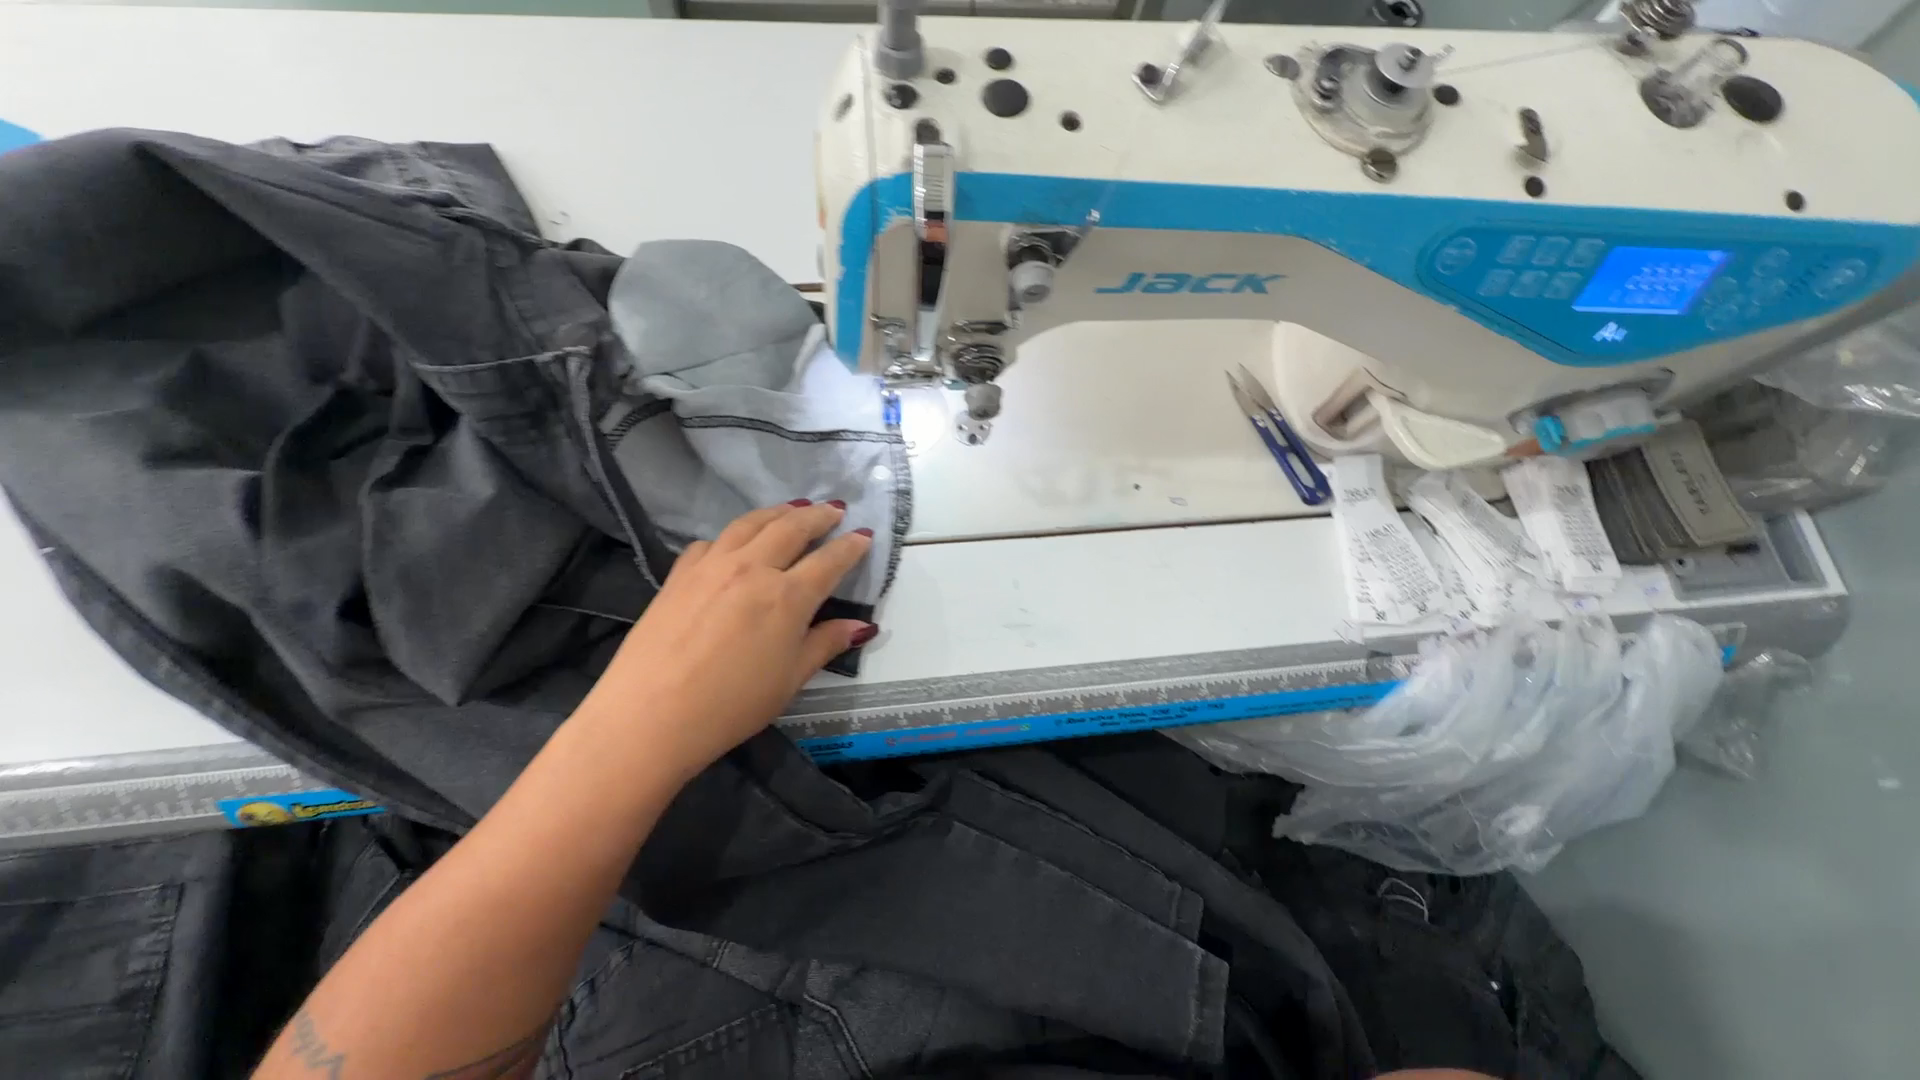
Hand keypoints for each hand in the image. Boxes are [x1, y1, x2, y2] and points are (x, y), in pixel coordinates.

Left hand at [574, 500, 875, 780]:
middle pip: (791, 528)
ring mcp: (712, 566)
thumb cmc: (731, 705)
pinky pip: (712, 542)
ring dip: (777, 512)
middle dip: (818, 516)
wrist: (650, 714)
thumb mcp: (790, 680)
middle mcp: (752, 568)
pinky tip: (734, 542)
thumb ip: (824, 645)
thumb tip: (860, 627)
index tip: (865, 536)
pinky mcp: (679, 574)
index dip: (850, 547)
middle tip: (835, 509)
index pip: (829, 561)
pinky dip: (731, 536)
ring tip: (792, 509)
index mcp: (787, 596)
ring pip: (750, 524)